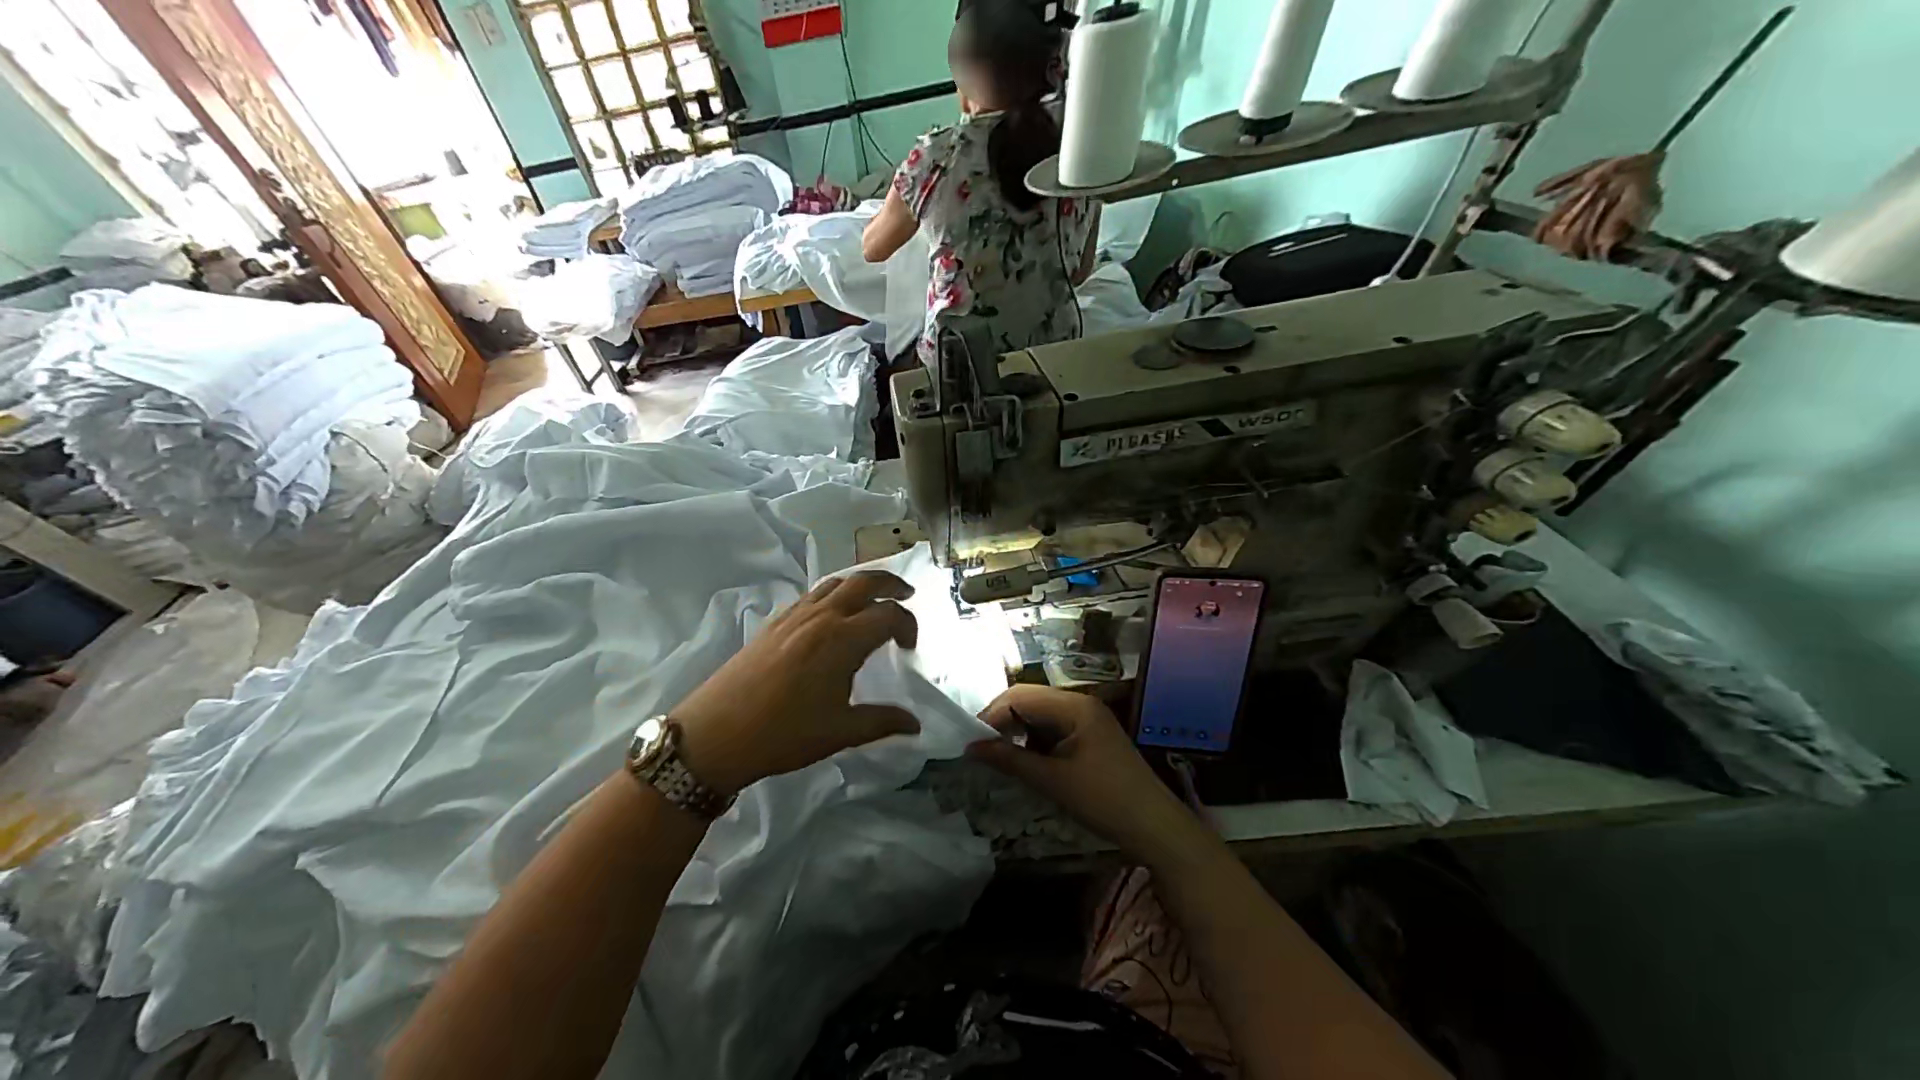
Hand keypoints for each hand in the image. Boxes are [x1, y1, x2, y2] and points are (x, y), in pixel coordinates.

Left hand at [674, 571, 920, 795]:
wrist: (715, 734)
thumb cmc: (783, 734)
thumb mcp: (840, 732)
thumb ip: (882, 722)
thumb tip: (915, 724)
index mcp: (842, 639)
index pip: (888, 615)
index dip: (908, 625)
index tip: (910, 648)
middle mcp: (821, 617)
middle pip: (863, 581)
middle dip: (890, 584)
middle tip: (906, 595)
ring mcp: (794, 616)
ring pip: (835, 582)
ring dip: (860, 583)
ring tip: (873, 599)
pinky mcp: (774, 623)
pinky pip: (812, 594)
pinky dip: (833, 593)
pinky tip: (832, 616)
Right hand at [968, 685, 1202, 861]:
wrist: (1156, 827)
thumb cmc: (1104, 800)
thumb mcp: (1053, 781)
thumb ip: (1010, 760)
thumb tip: (971, 747)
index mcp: (1074, 706)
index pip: (1020, 696)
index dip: (992, 715)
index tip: (971, 742)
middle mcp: (1081, 704)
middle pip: (1030, 701)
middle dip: (1002, 721)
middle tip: (980, 749)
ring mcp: (1088, 720)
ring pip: (1040, 716)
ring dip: (1017, 732)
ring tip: (998, 757)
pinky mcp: (1091, 738)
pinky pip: (1054, 730)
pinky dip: (1035, 742)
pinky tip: (1024, 762)